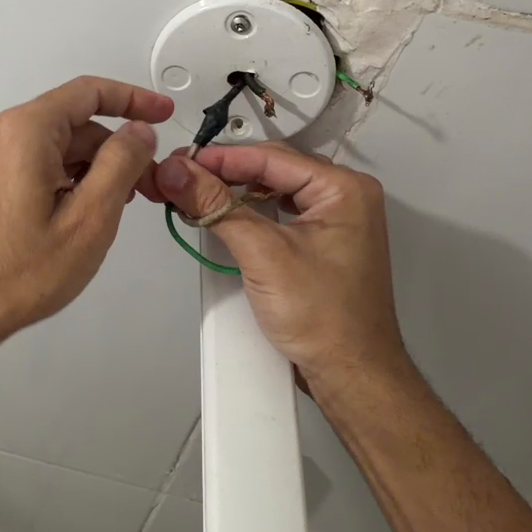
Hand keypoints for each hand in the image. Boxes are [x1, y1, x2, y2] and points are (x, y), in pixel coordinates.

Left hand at [0, 76, 175, 348]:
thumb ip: (121, 163)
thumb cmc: (17, 273)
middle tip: (147, 187)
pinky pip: (34, 160)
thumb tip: (140, 131)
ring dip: (90, 167)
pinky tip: (80, 211)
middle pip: (74, 122)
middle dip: (115, 149)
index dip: (134, 100)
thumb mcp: (88, 219)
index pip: (90, 92)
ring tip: (113, 209)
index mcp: (24, 129)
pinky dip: (64, 177)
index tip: (164, 114)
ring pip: (56, 144)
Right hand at [154, 142, 406, 385]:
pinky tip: (224, 218)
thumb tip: (180, 174)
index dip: (221, 158)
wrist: (351, 374)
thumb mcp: (263, 254)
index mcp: (344, 189)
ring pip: (274, 191)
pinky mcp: (320, 245)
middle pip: (272, 170)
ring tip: (196, 193)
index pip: (271, 158)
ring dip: (235, 193)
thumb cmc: (327, 320)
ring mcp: (334, 223)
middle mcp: (344, 199)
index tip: (183, 162)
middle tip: (183, 176)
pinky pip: (279, 215)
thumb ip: (217, 208)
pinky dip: (249, 214)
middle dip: (225, 173)